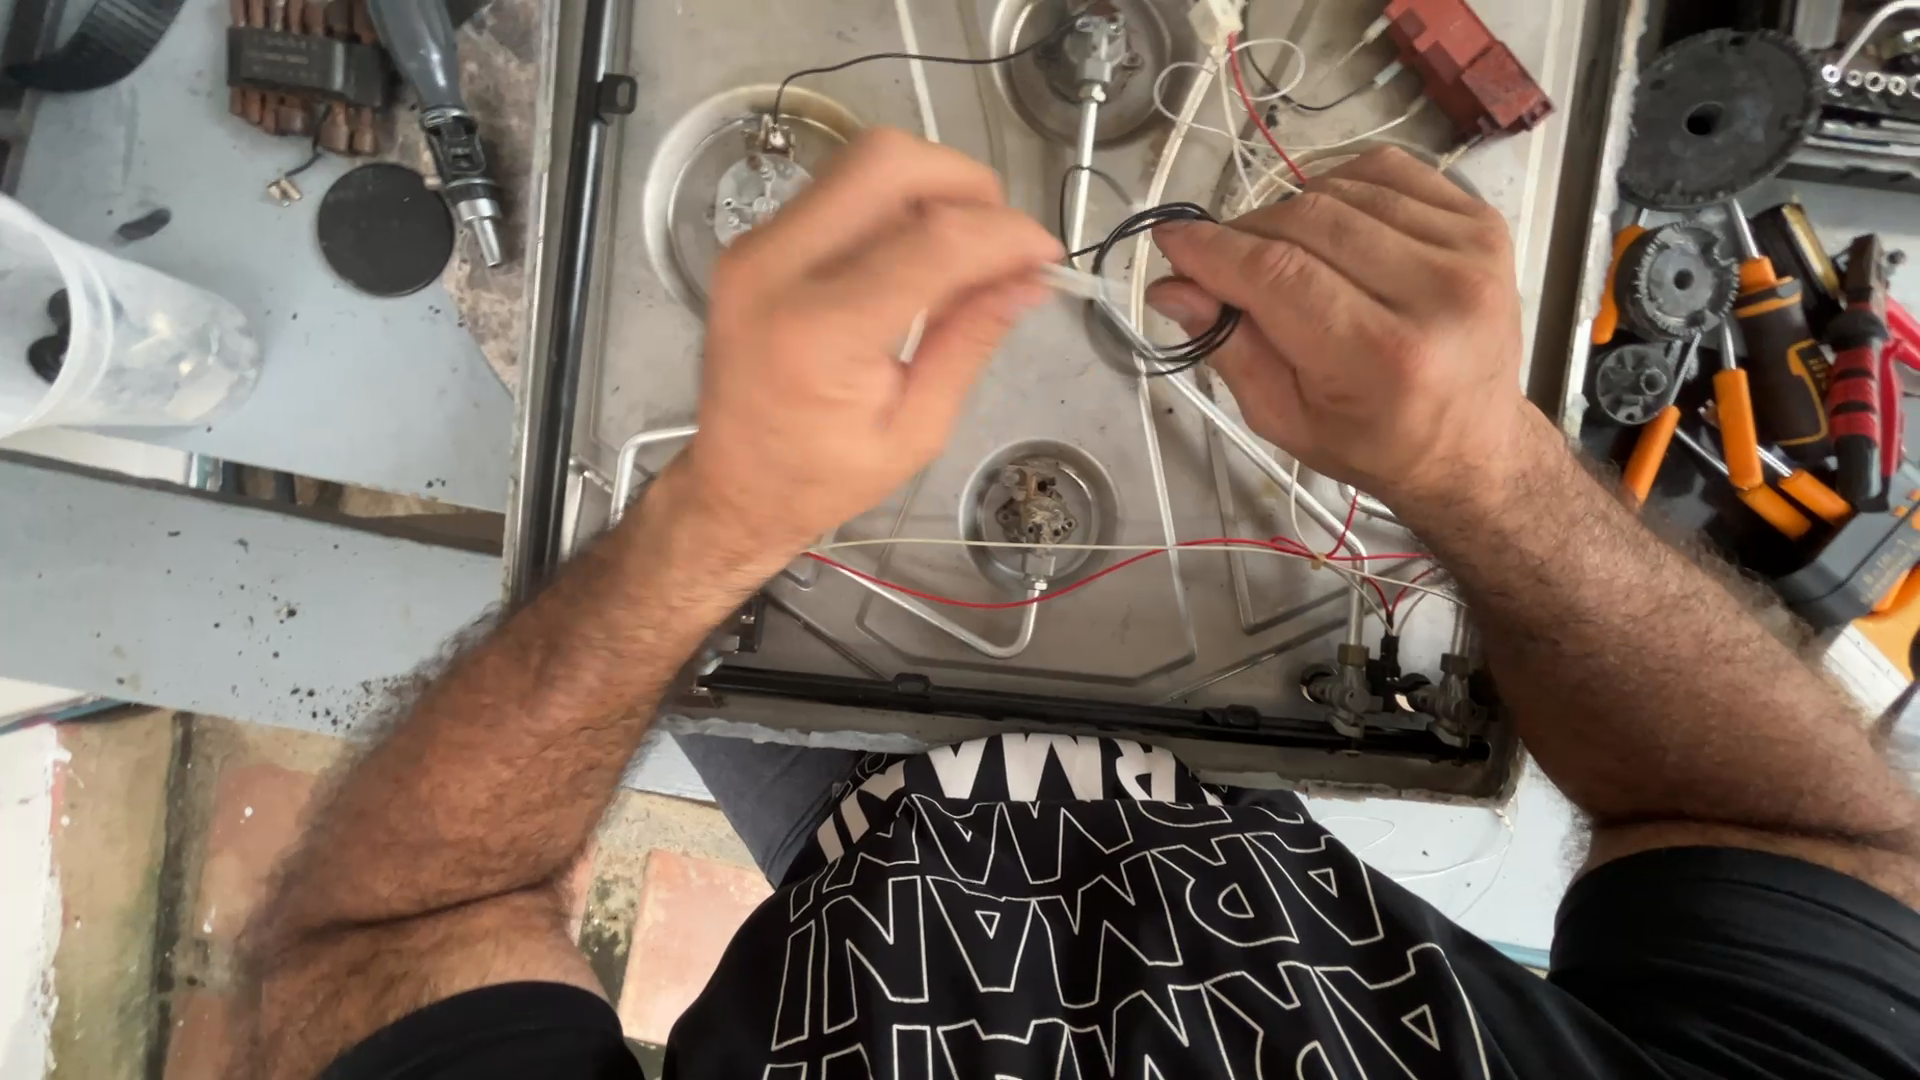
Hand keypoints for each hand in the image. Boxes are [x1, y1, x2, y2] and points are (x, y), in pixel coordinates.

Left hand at [677, 129, 1062, 567]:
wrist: (734, 488)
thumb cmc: (822, 479)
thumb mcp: (916, 429)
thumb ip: (970, 342)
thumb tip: (1030, 280)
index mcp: (822, 332)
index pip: (934, 240)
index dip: (1005, 235)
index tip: (1046, 255)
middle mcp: (777, 268)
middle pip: (888, 162)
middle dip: (967, 185)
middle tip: (1002, 241)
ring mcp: (756, 248)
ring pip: (862, 163)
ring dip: (931, 190)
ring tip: (966, 252)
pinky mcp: (753, 246)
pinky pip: (838, 192)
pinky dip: (894, 206)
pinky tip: (918, 258)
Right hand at [1146, 147, 1543, 520]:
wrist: (1468, 441)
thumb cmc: (1366, 442)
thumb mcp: (1279, 417)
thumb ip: (1227, 348)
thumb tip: (1170, 288)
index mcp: (1381, 358)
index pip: (1279, 275)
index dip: (1214, 251)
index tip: (1169, 239)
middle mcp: (1436, 291)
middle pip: (1304, 223)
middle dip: (1241, 236)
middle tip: (1216, 266)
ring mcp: (1467, 246)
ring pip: (1337, 191)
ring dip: (1282, 217)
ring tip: (1272, 258)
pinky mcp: (1482, 218)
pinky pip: (1382, 172)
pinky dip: (1332, 190)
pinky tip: (1322, 229)